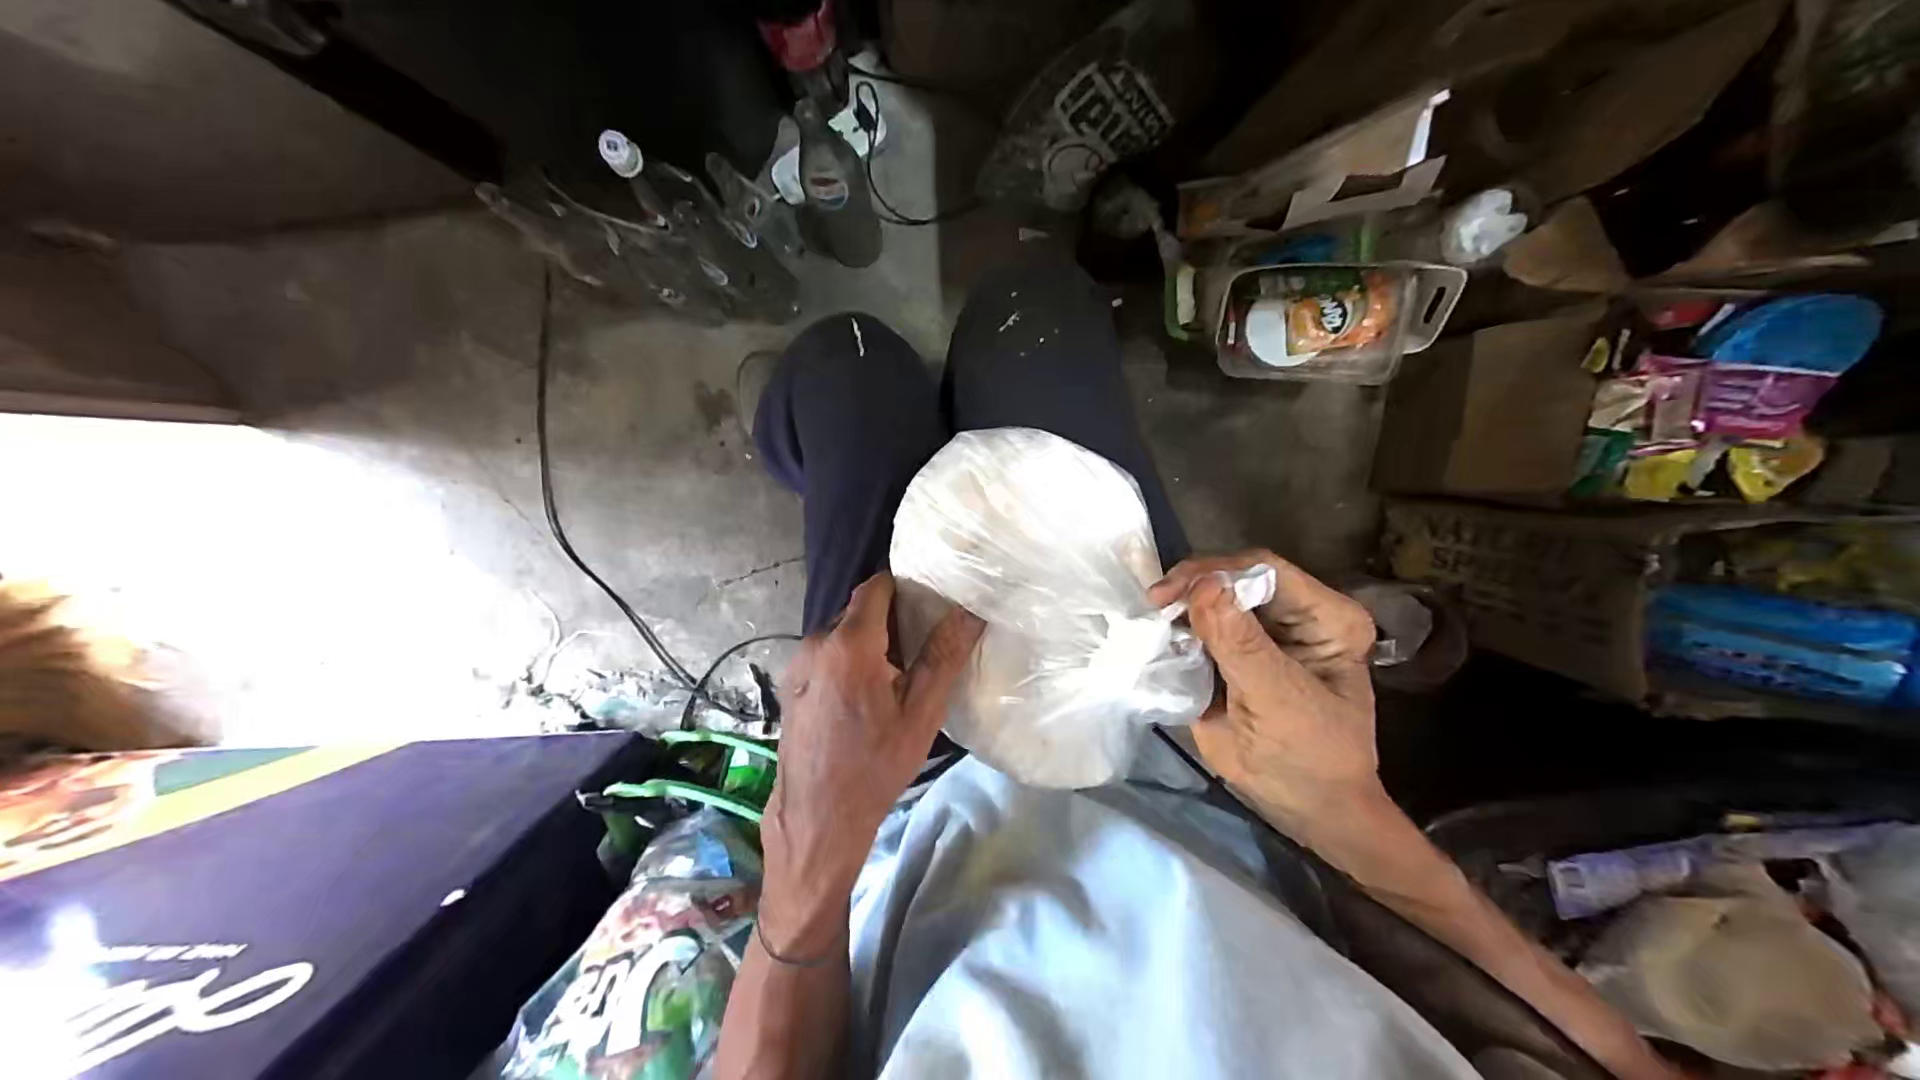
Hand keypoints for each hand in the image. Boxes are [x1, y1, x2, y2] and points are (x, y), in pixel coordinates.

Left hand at [758, 572, 983, 957]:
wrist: (818, 818)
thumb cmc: (875, 765)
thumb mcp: (921, 712)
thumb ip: (944, 655)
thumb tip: (970, 610)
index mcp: (849, 643)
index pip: (876, 586)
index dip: (904, 587)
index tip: (929, 601)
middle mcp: (816, 643)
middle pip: (859, 611)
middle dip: (890, 621)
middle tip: (920, 648)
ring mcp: (798, 664)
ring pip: (841, 635)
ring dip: (868, 644)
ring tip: (895, 677)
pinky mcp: (791, 685)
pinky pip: (826, 656)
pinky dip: (847, 662)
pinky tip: (864, 698)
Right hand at [1148, 551, 1382, 834]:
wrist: (1303, 807)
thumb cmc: (1309, 757)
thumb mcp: (1280, 700)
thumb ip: (1242, 645)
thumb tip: (1203, 587)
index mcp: (1325, 617)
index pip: (1267, 572)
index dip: (1218, 574)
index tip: (1173, 595)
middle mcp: (1293, 614)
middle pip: (1234, 578)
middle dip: (1192, 587)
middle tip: (1154, 605)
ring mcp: (1258, 631)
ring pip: (1210, 598)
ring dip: (1179, 607)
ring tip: (1151, 622)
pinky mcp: (1230, 650)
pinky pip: (1196, 626)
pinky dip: (1174, 630)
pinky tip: (1157, 638)